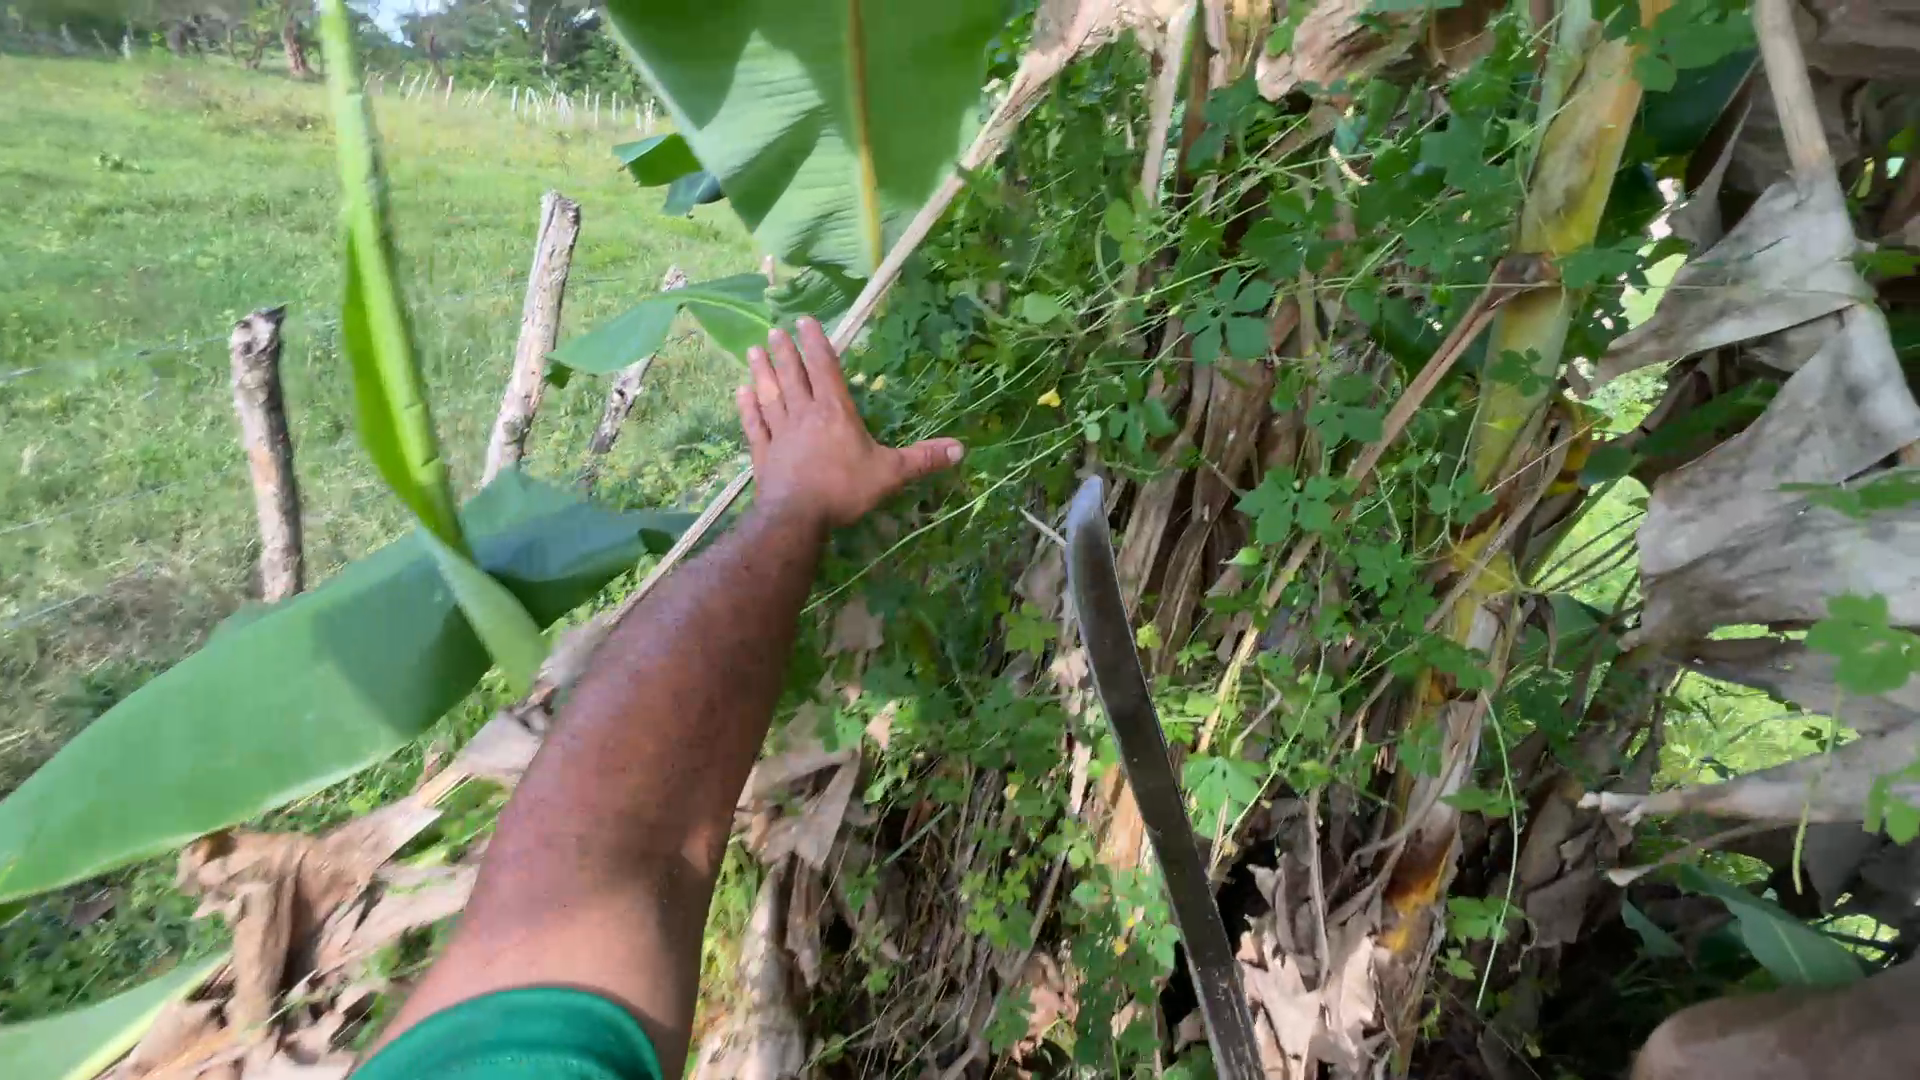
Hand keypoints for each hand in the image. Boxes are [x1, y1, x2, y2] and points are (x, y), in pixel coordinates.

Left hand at [737, 317, 963, 529]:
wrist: (797, 517)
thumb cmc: (845, 490)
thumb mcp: (891, 473)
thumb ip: (923, 459)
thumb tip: (962, 449)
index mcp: (835, 412)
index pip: (825, 368)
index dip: (816, 343)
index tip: (804, 320)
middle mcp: (804, 414)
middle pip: (793, 376)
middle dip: (786, 352)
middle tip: (775, 329)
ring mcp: (780, 433)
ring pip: (769, 394)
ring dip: (762, 371)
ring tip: (754, 348)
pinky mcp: (763, 454)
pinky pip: (754, 424)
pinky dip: (747, 407)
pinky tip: (740, 392)